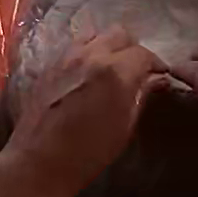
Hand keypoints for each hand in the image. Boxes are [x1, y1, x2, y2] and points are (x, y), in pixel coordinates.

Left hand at [0, 27, 169, 196]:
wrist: (37, 163)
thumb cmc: (88, 153)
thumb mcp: (124, 128)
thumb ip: (142, 96)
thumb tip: (157, 79)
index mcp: (115, 72)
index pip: (144, 54)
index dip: (156, 63)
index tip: (160, 75)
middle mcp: (92, 55)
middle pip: (119, 33)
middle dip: (132, 48)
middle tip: (135, 69)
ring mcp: (67, 56)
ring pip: (95, 33)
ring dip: (107, 45)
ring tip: (110, 66)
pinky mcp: (50, 63)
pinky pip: (74, 45)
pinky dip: (87, 51)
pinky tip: (87, 72)